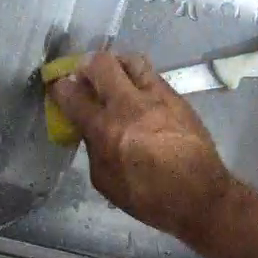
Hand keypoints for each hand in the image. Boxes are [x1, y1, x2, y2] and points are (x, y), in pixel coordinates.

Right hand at [48, 52, 237, 242]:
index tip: (56, 87)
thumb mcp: (105, 181)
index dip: (58, 87)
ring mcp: (156, 97)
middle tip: (84, 78)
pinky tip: (138, 96)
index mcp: (106, 130)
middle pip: (101, 63)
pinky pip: (151, 76)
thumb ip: (93, 148)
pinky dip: (137, 80)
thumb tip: (89, 129)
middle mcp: (129, 105)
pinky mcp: (177, 98)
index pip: (72, 95)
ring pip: (130, 60)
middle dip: (85, 66)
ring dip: (115, 65)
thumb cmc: (149, 197)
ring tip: (113, 78)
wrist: (201, 197)